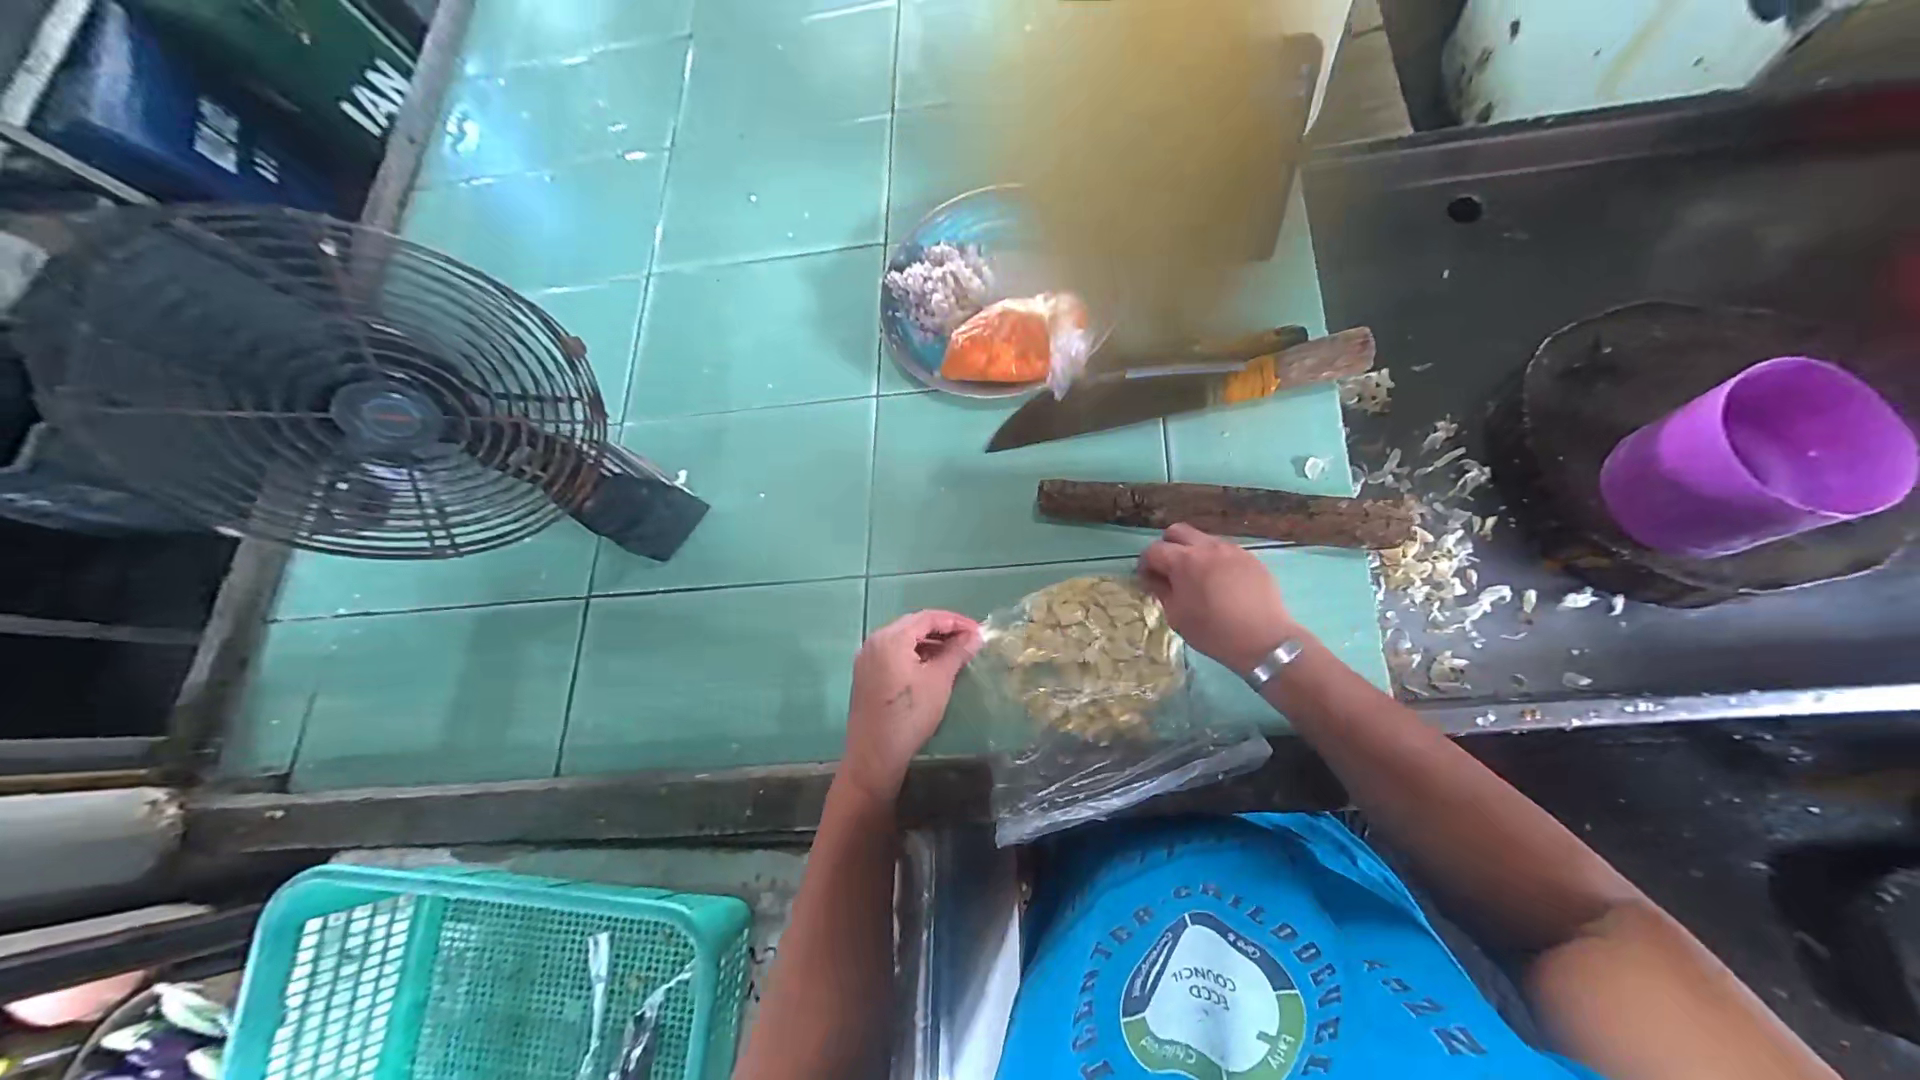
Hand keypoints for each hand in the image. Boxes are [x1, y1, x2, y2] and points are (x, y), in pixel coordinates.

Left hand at [843, 610, 982, 801]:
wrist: (874, 755)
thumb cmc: (910, 715)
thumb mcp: (939, 681)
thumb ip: (956, 653)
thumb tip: (975, 636)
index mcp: (891, 638)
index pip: (927, 617)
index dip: (956, 621)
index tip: (979, 630)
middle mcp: (875, 641)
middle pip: (914, 625)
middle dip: (943, 629)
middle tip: (969, 639)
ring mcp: (867, 658)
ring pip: (904, 639)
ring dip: (930, 641)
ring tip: (956, 651)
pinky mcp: (866, 674)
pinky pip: (894, 653)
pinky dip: (915, 653)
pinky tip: (933, 664)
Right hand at [1137, 523, 1303, 674]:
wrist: (1264, 640)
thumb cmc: (1213, 632)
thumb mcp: (1176, 616)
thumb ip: (1161, 591)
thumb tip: (1153, 578)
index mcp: (1184, 561)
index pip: (1154, 550)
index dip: (1146, 564)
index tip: (1148, 579)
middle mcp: (1207, 547)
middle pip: (1177, 531)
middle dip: (1167, 547)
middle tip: (1169, 571)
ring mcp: (1232, 550)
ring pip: (1203, 539)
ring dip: (1193, 552)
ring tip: (1198, 578)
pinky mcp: (1251, 558)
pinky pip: (1225, 551)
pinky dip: (1215, 561)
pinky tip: (1221, 584)